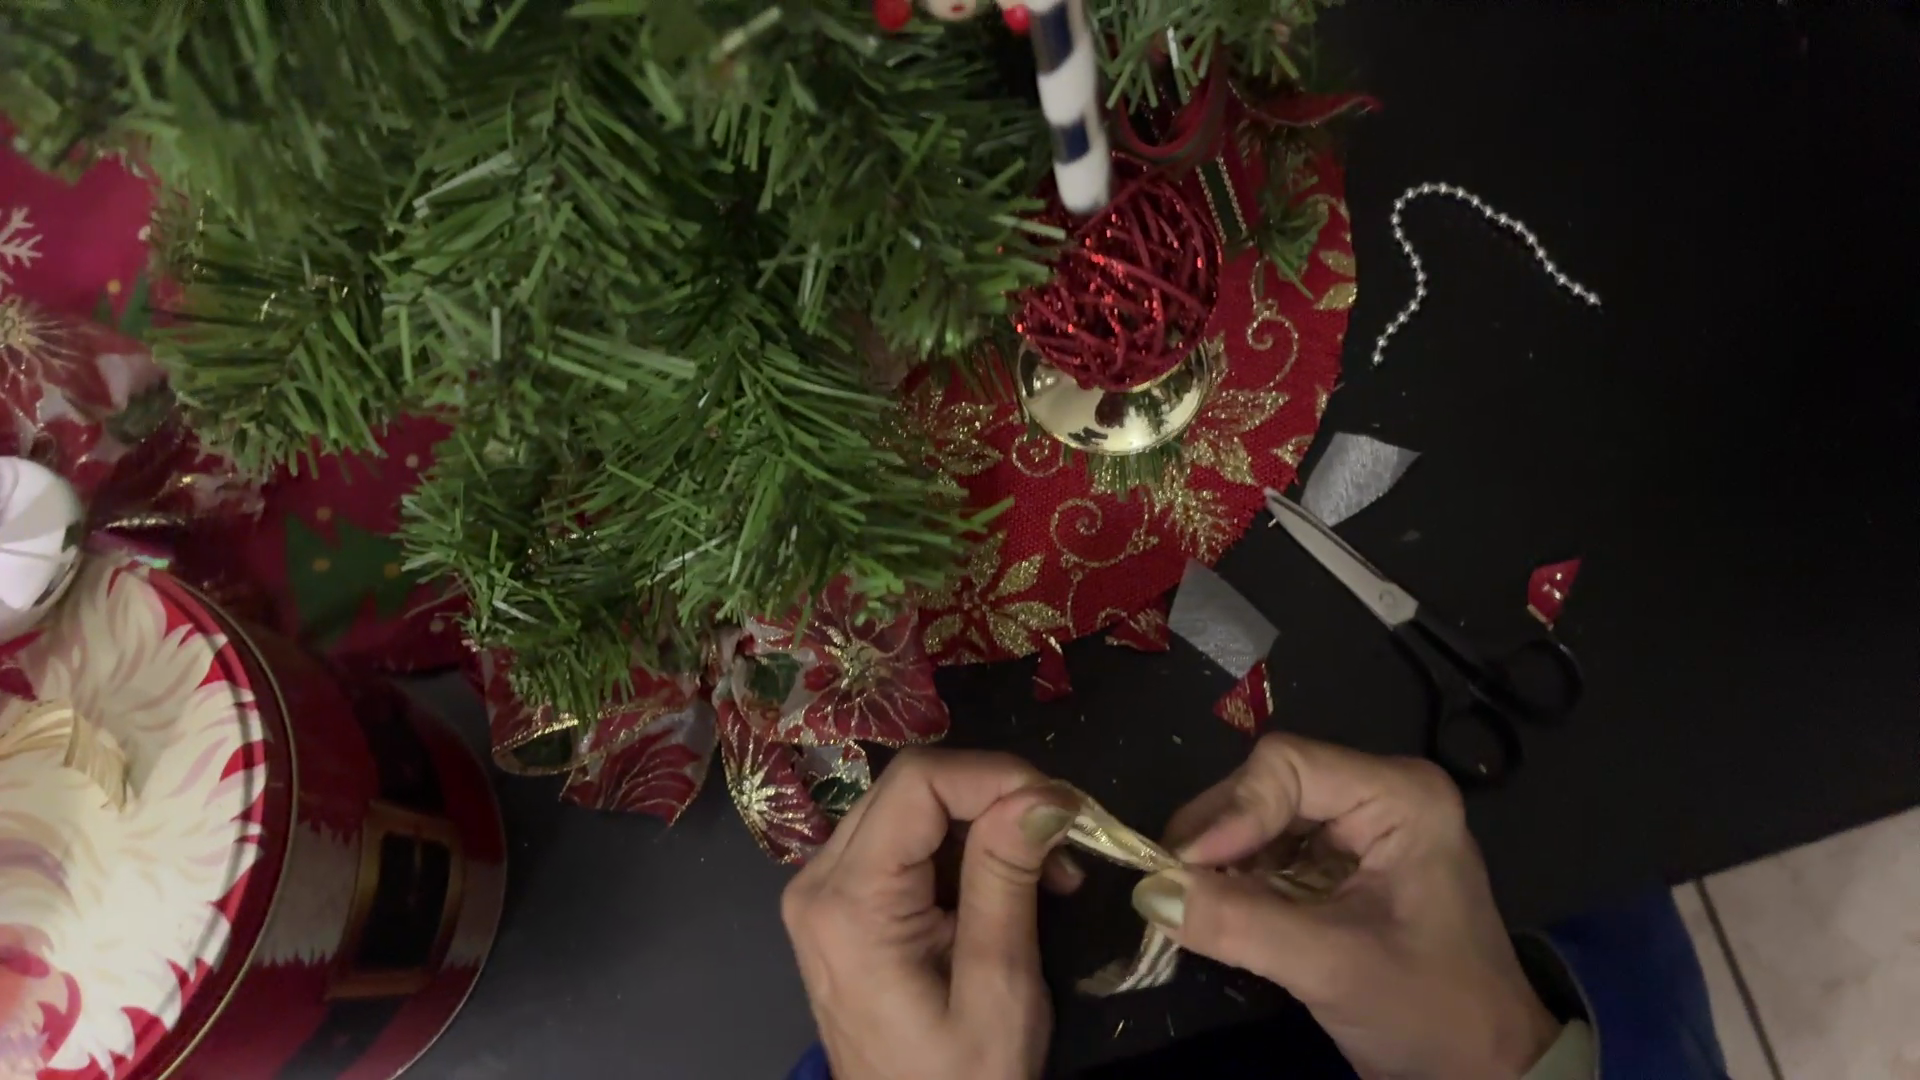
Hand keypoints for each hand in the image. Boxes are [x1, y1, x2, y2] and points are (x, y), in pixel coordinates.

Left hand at [781, 749, 1083, 1079]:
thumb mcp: (997, 989)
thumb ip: (1007, 879)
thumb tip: (1043, 793)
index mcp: (848, 901)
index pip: (917, 782)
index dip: (994, 775)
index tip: (1061, 807)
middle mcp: (819, 878)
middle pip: (912, 785)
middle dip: (995, 795)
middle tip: (1061, 834)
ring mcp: (825, 886)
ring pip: (913, 803)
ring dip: (986, 818)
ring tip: (1048, 865)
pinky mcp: (843, 897)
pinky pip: (907, 836)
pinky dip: (965, 843)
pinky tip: (1010, 876)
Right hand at [1131, 734, 1560, 1079]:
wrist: (1489, 1076)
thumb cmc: (1431, 1014)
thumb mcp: (1332, 968)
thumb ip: (1240, 924)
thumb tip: (1149, 893)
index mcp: (1398, 796)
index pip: (1287, 766)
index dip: (1231, 808)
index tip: (1186, 865)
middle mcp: (1375, 790)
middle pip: (1265, 783)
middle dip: (1217, 834)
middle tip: (1170, 883)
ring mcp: (1355, 820)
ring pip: (1257, 811)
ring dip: (1218, 855)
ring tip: (1189, 897)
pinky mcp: (1335, 852)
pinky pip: (1265, 841)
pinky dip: (1233, 871)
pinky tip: (1217, 903)